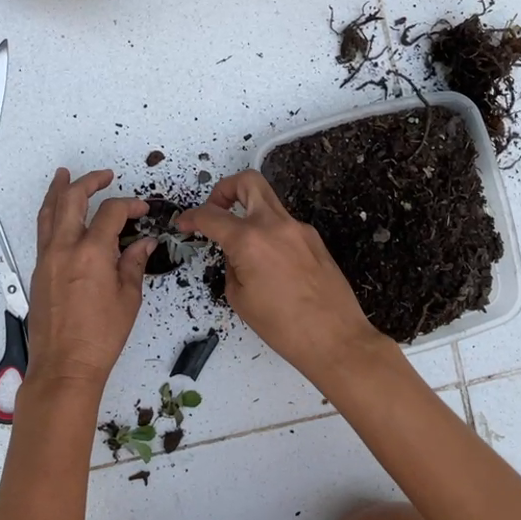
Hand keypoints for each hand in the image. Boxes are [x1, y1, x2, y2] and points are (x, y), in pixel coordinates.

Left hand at [25, 169, 157, 387]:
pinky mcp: (37, 271)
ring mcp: (46, 259)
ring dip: (58, 191)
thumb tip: (143, 243)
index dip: (129, 205)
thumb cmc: (99, 337)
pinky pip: (42, 232)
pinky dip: (51, 215)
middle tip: (103, 176)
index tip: (141, 209)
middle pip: (71, 199)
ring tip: (63, 176)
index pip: (111, 212)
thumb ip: (134, 263)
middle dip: (88, 182)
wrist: (65, 365)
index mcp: (91, 253)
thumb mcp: (128, 298)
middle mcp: (64, 249)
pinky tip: (58, 214)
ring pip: (48, 212)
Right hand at [176, 171, 396, 383]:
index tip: (184, 224)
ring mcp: (299, 229)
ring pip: (268, 202)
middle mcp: (275, 225)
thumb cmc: (283, 326)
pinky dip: (269, 233)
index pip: (211, 215)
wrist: (335, 338)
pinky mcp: (314, 240)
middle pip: (247, 181)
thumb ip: (231, 265)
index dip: (191, 217)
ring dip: (249, 212)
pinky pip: (284, 225)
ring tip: (242, 247)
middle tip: (216, 211)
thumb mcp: (239, 298)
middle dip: (224, 189)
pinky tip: (270, 265)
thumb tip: (236, 253)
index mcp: (249, 240)